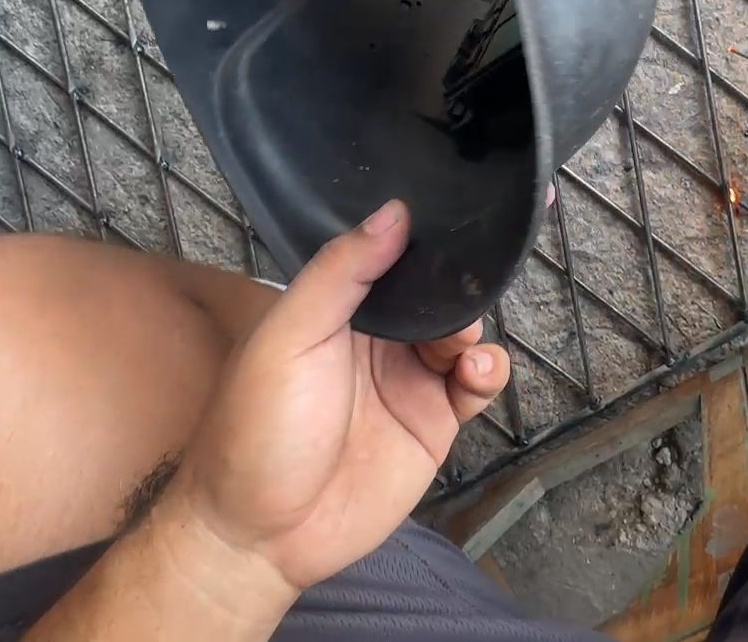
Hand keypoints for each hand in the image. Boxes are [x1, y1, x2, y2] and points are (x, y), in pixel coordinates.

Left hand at [169, 201, 509, 592]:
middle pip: (438, 296)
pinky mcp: (437, 420)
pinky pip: (478, 384)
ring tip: (459, 348)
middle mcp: (383, 337)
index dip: (426, 241)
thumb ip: (341, 273)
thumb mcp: (290, 337)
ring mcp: (412, 378)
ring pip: (465, 334)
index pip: (394, 259)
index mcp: (344, 307)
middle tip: (464, 294)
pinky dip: (489, 370)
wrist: (260, 538)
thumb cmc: (258, 427)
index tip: (461, 219)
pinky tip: (476, 373)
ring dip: (474, 330)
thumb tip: (395, 210)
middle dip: (459, 290)